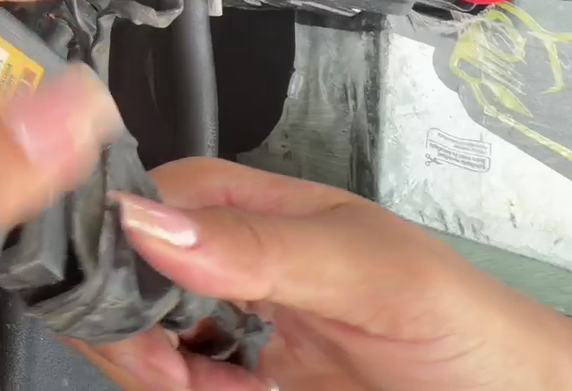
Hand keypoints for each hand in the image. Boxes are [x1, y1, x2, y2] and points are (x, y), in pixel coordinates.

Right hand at [89, 158, 571, 390]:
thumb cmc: (469, 332)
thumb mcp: (369, 276)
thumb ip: (258, 247)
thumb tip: (137, 220)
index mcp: (224, 200)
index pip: (127, 202)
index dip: (103, 241)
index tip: (109, 294)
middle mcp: (206, 252)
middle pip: (115, 266)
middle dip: (112, 312)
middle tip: (154, 366)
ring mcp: (217, 317)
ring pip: (128, 323)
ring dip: (134, 357)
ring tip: (177, 383)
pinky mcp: (229, 376)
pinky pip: (168, 375)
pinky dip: (166, 384)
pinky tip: (197, 389)